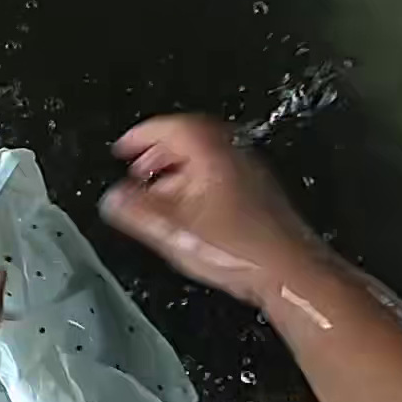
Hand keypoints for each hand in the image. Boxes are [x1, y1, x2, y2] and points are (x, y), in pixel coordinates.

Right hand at [99, 114, 333, 306]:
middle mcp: (234, 160)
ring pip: (206, 156)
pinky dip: (192, 180)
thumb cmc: (238, 251)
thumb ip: (135, 212)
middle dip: (158, 149)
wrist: (289, 273)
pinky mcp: (256, 195)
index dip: (143, 134)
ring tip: (154, 187)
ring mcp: (249, 176)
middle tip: (136, 165)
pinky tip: (182, 207)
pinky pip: (218, 173)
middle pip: (192, 137)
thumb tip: (111, 198)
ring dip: (175, 166)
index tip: (123, 146)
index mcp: (213, 159)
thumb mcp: (171, 232)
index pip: (175, 127)